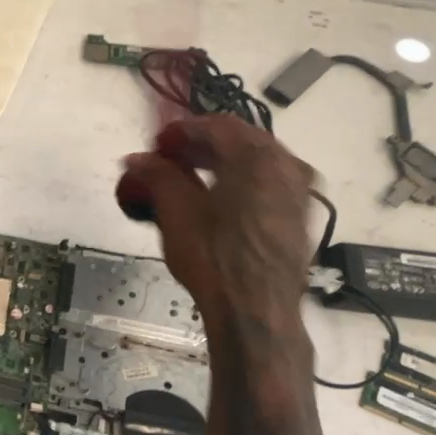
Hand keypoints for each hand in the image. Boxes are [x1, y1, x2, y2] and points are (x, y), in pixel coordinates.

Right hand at [116, 115, 314, 332]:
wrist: (255, 309)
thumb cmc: (214, 257)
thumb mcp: (175, 212)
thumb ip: (156, 176)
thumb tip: (137, 160)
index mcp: (258, 157)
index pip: (216, 126)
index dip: (179, 131)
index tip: (153, 146)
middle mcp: (287, 166)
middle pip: (238, 141)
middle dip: (197, 148)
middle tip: (164, 163)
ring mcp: (298, 191)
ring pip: (253, 163)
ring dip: (217, 165)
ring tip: (183, 183)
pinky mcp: (298, 214)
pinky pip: (265, 183)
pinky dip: (236, 182)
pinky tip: (212, 201)